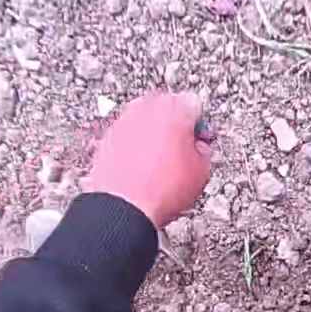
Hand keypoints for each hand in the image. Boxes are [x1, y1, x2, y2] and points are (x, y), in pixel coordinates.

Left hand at [87, 92, 211, 227]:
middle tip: (182, 153)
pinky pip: (128, 137)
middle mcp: (146, 108)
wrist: (125, 206)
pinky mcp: (106, 137)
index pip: (194, 105)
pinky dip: (135, 148)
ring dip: (154, 136)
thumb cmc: (163, 188)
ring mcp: (123, 121)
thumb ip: (204, 150)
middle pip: (166, 109)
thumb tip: (199, 147)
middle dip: (175, 127)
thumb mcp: (202, 171)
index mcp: (174, 109)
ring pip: (145, 122)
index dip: (200, 127)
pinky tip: (142, 170)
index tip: (201, 143)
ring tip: (160, 165)